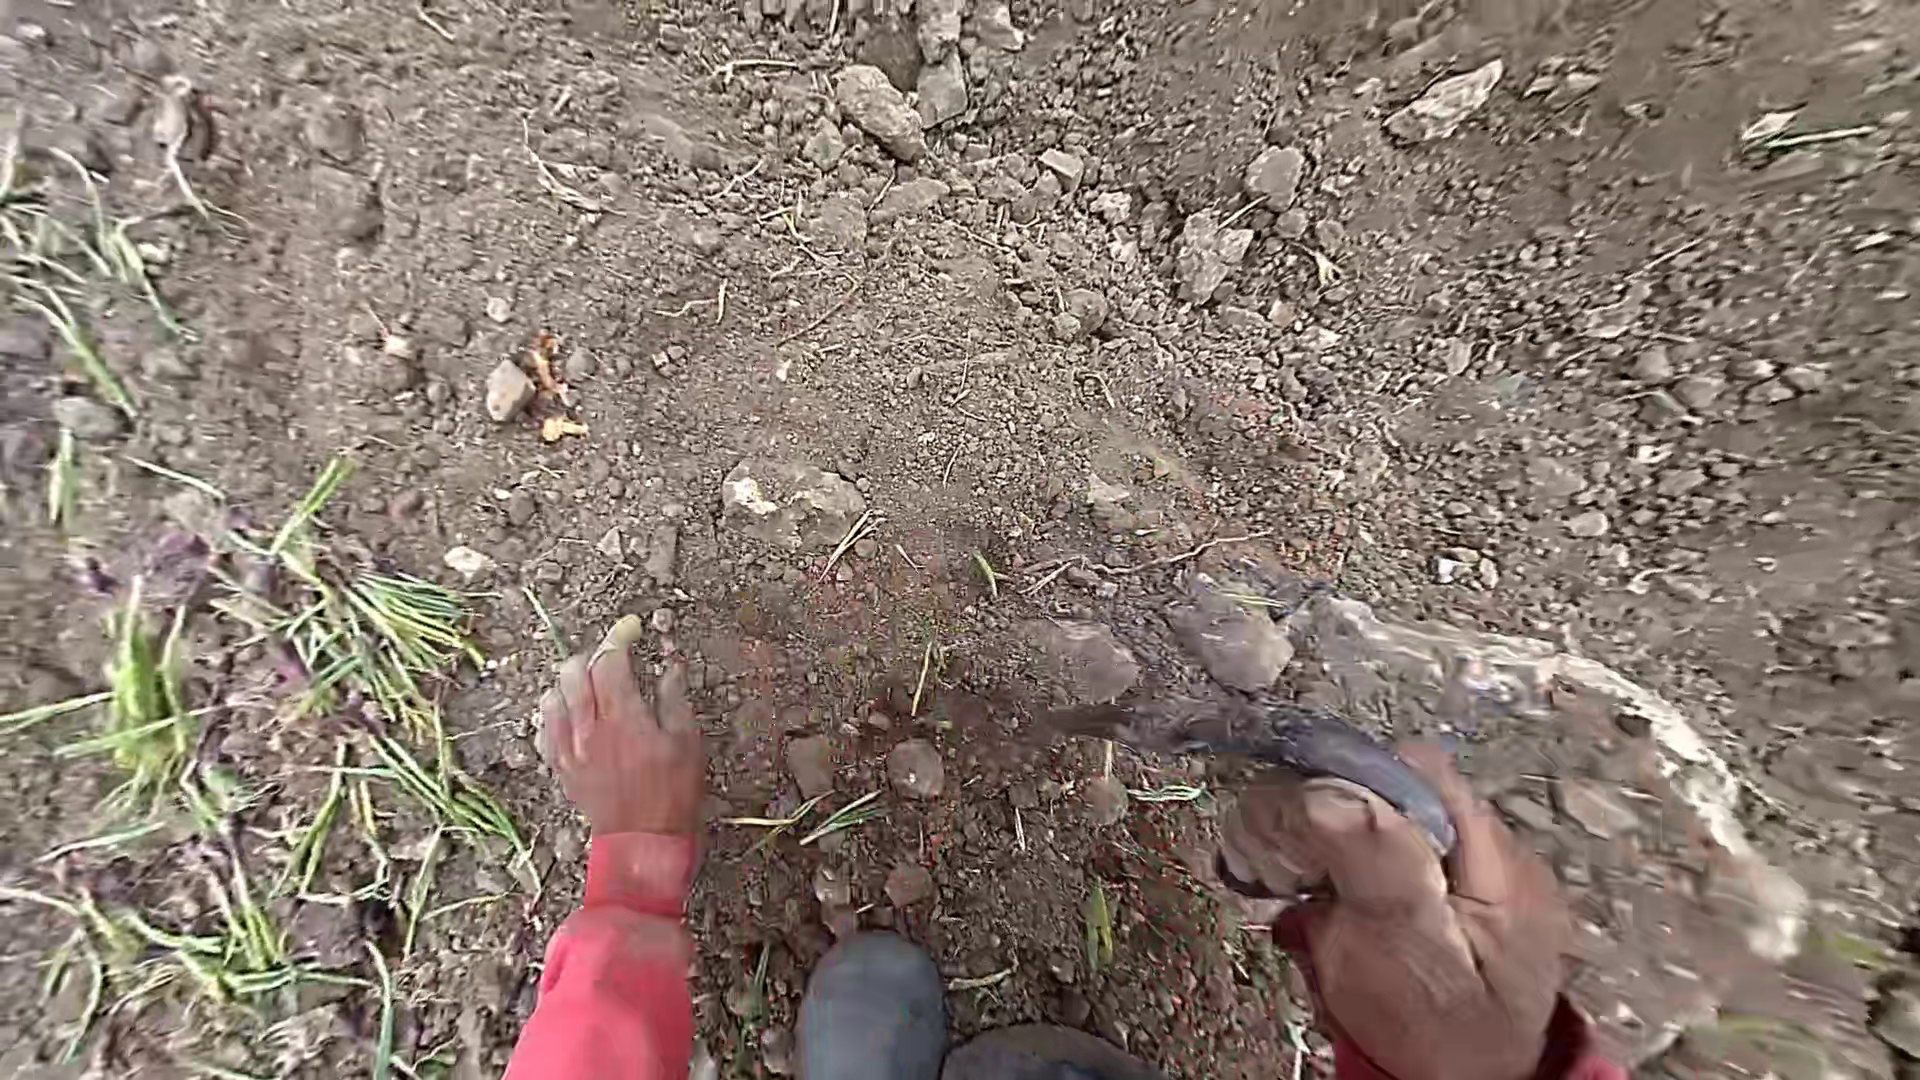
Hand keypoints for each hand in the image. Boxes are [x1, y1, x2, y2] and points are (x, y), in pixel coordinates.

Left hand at [537, 615, 704, 835]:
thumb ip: (674, 697)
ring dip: (571, 677)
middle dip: (595, 652)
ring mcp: (568, 748)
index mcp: (623, 717)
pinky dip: (555, 707)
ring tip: (592, 675)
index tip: (632, 627)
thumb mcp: (687, 739)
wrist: (643, 839)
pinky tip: (570, 707)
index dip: (619, 637)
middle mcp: (588, 728)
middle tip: (616, 650)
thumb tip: (672, 666)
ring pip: (553, 695)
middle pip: (575, 672)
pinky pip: (543, 726)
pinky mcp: (559, 765)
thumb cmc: (673, 790)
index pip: (610, 661)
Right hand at [1221, 746, 1568, 1079]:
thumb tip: (1327, 789)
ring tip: (1292, 876)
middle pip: (1374, 781)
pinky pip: (1339, 823)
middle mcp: (1465, 840)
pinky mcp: (1393, 861)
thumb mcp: (1413, 951)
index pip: (1414, 773)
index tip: (1306, 822)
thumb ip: (1381, 867)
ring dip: (1304, 827)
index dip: (1351, 782)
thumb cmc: (1431, 1026)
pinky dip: (1305, 840)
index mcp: (1495, 858)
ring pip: (1347, 797)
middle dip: (1319, 809)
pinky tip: (1297, 876)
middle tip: (1294, 861)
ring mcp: (1429, 850)